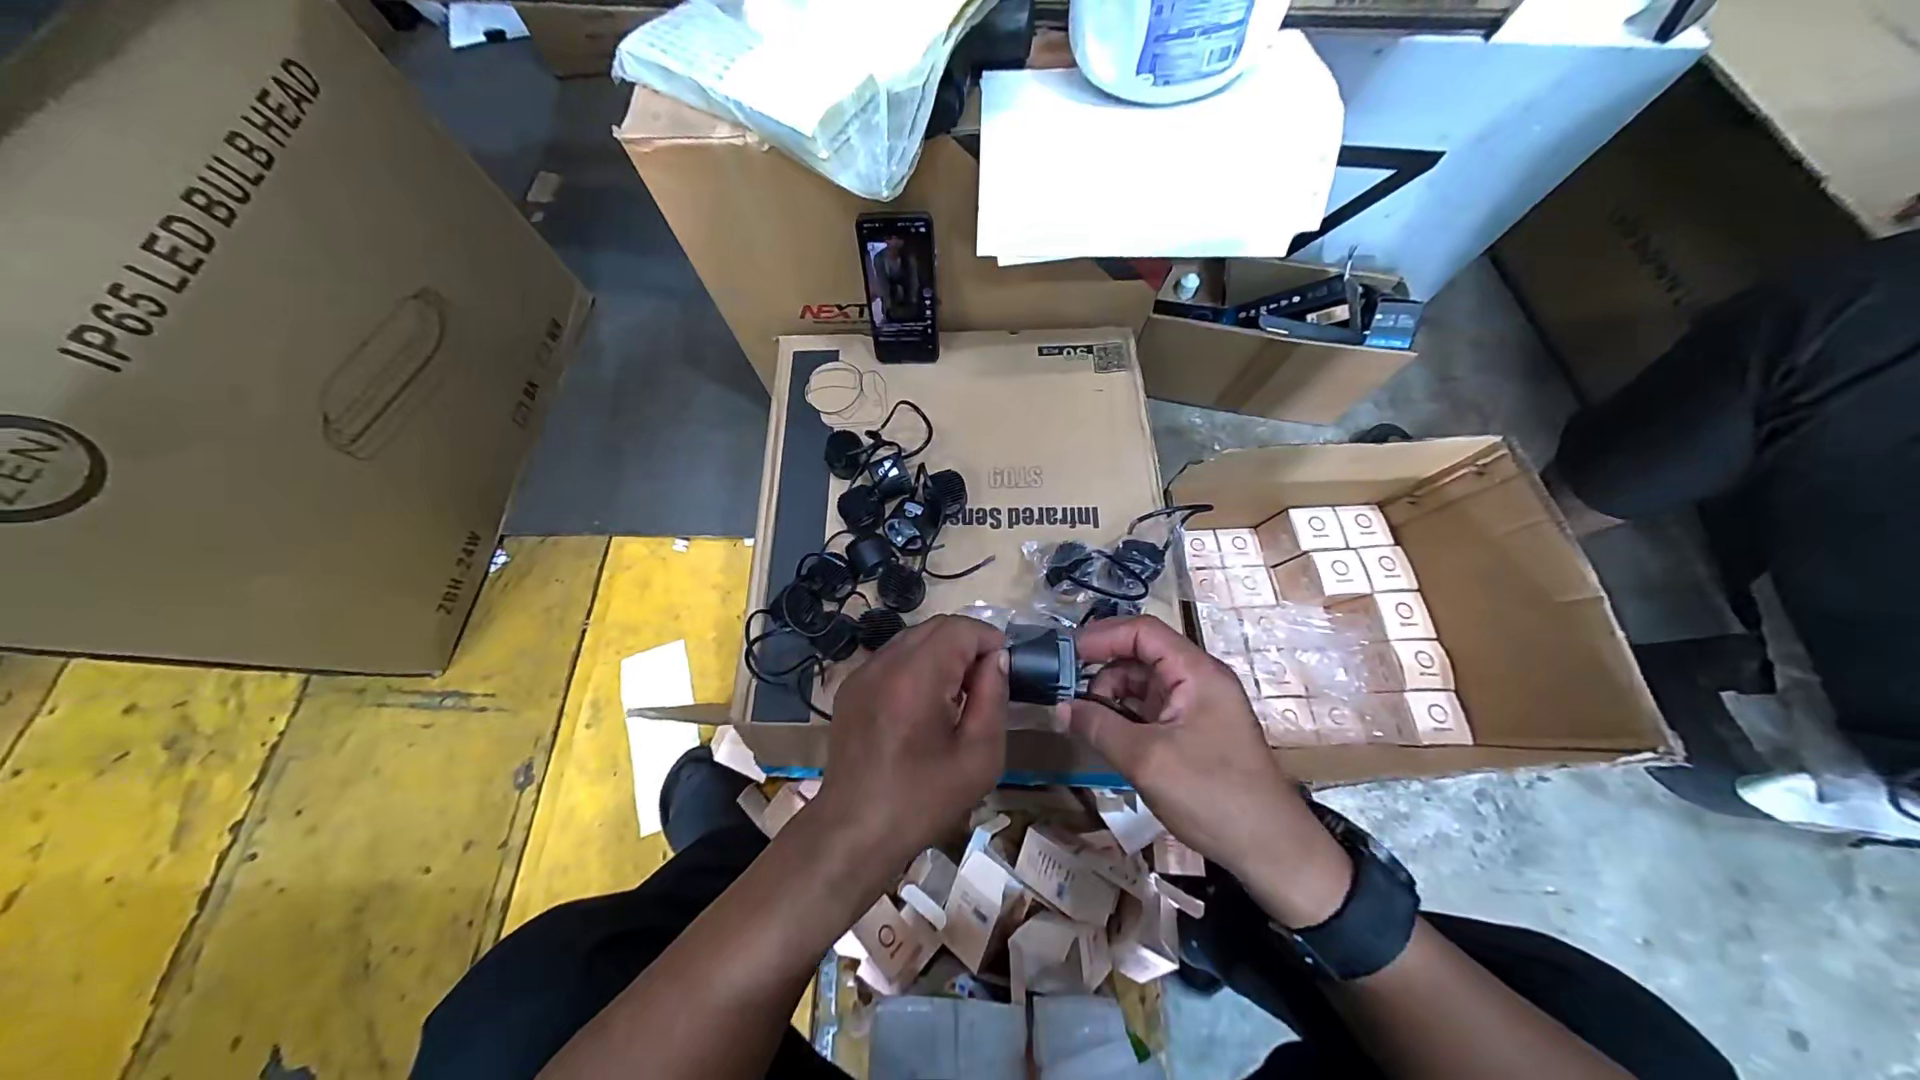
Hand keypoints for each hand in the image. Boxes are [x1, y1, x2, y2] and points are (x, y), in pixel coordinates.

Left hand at [813, 614, 1008, 871]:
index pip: (960, 628)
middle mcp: (883, 663)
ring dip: (941, 653)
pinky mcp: (850, 688)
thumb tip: (996, 658)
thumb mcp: (979, 755)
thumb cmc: (923, 799)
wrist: (855, 831)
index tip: (1004, 670)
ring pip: (912, 639)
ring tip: (956, 694)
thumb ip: (992, 696)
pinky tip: (924, 704)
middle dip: (967, 643)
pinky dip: (916, 666)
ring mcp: (861, 674)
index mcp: (915, 676)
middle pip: (935, 627)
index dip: (989, 640)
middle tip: (984, 683)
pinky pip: (892, 658)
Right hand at [1063, 615, 1351, 926]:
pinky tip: (1106, 735)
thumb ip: (1099, 727)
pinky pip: (1151, 710)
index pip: (1143, 631)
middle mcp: (1198, 680)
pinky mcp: (1194, 731)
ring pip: (1143, 684)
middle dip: (1103, 670)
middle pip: (1142, 655)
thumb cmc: (1212, 795)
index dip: (1102, 636)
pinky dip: (1125, 717)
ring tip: (1086, 722)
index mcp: (1197, 672)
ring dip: (1112, 696)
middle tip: (1069, 695)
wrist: (1271, 849)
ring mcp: (1197, 706)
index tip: (1067, 654)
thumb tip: (1061, 708)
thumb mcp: (1146, 760)